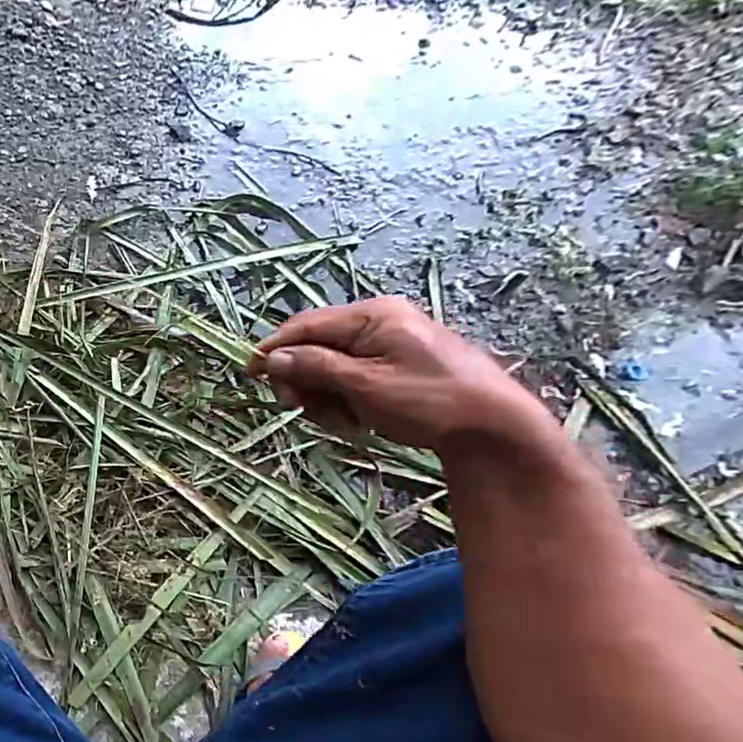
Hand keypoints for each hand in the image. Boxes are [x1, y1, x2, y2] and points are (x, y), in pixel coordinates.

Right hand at [245, 297, 553, 453]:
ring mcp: (388, 344)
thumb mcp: (365, 384)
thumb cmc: (429, 400)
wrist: (492, 425)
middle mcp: (378, 322)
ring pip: (330, 367)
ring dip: (324, 396)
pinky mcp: (395, 366)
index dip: (273, 349)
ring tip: (342, 422)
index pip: (305, 326)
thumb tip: (271, 358)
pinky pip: (352, 379)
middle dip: (303, 380)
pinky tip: (358, 421)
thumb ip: (315, 367)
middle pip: (315, 347)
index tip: (250, 374)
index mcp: (371, 316)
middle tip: (301, 410)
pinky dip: (345, 400)